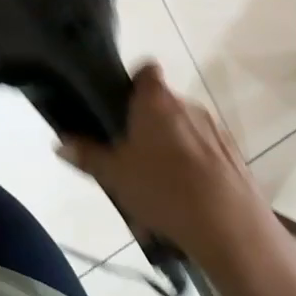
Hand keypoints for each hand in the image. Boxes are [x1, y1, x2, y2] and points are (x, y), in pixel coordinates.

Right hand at [60, 65, 262, 253]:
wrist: (228, 224)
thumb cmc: (162, 188)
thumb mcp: (114, 175)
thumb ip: (87, 155)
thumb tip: (61, 143)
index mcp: (155, 101)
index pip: (146, 71)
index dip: (133, 83)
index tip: (120, 107)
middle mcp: (187, 105)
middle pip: (162, 105)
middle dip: (147, 126)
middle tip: (129, 157)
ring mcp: (215, 129)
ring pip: (183, 132)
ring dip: (169, 150)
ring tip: (155, 189)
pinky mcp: (233, 155)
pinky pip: (203, 154)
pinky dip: (192, 169)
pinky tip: (181, 203)